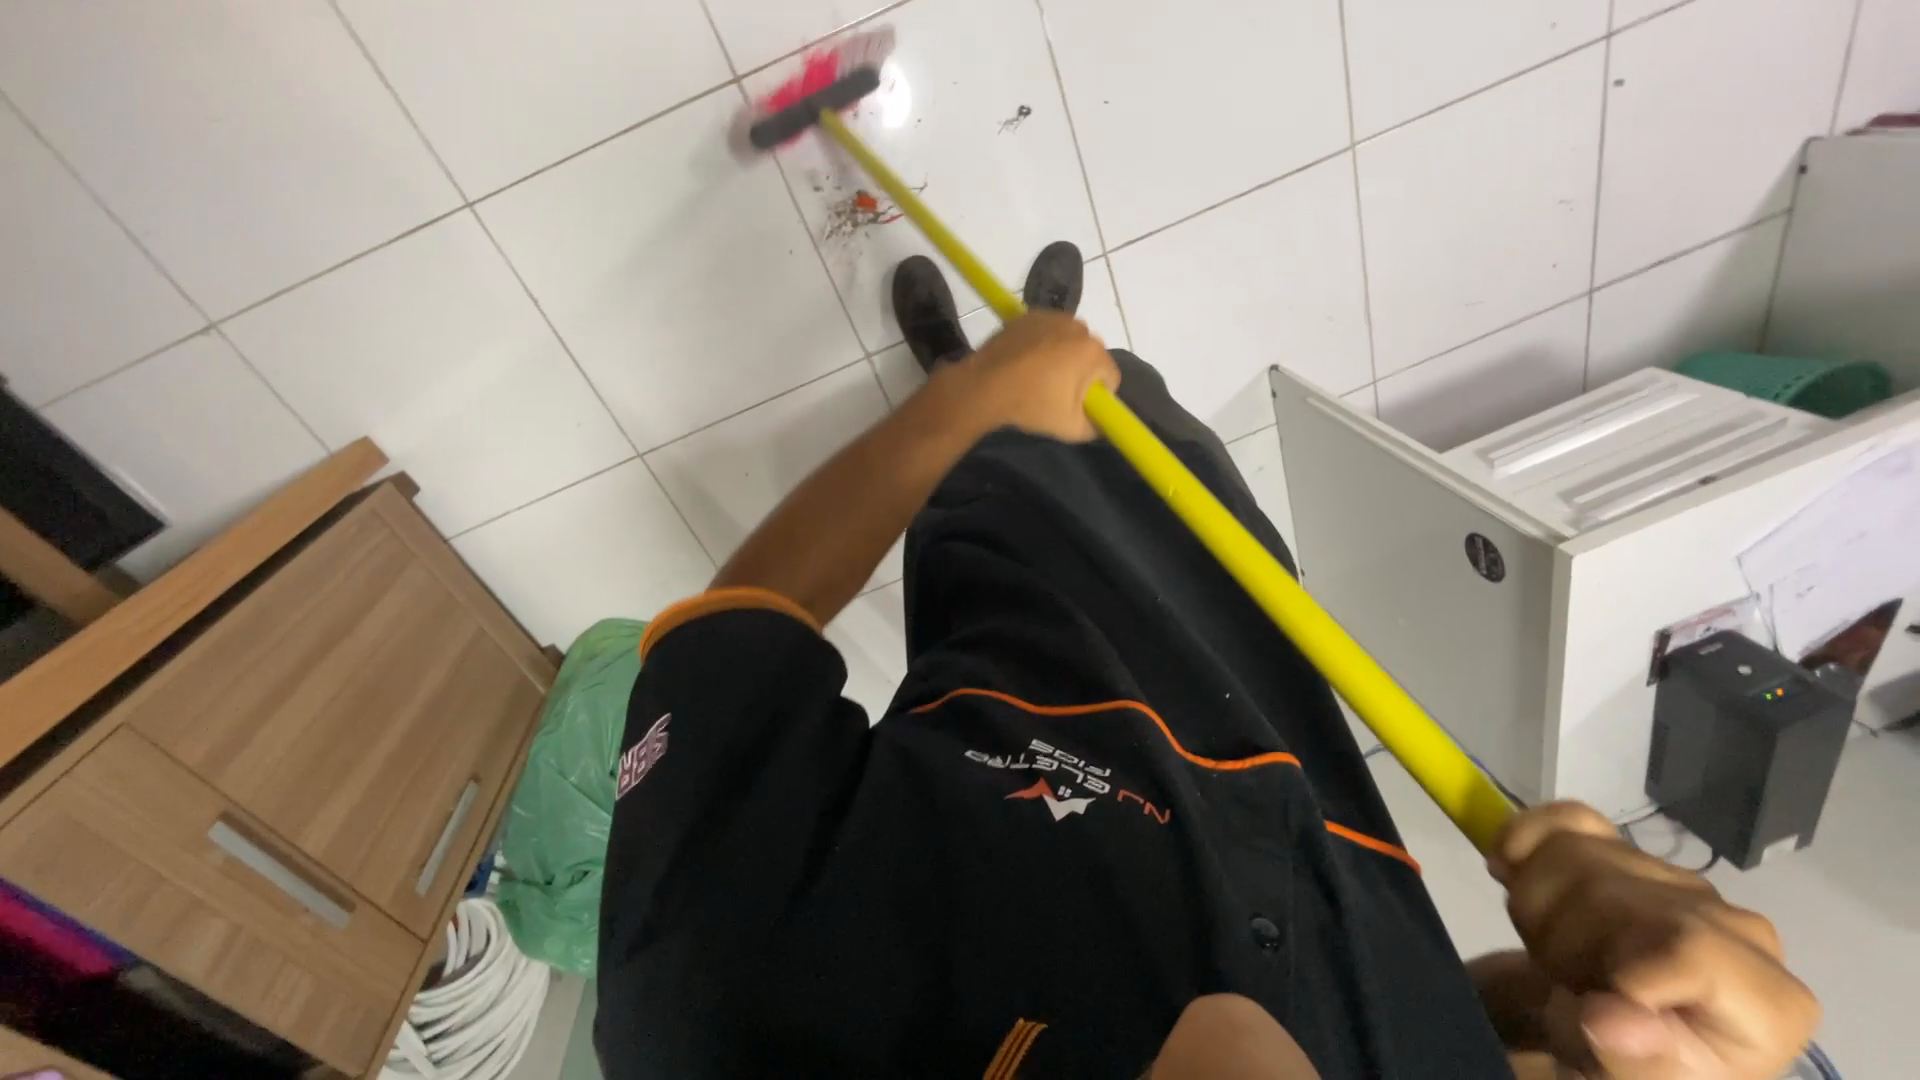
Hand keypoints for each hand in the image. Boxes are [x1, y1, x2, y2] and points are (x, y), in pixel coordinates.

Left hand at [931, 310, 1119, 441]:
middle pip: (1090, 356)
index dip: (1097, 396)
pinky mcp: (1030, 315)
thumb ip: (1097, 427)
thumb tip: (1103, 422)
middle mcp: (1079, 327)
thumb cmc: (1031, 406)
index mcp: (1094, 352)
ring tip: (1038, 377)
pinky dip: (1042, 344)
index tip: (1077, 406)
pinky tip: (1026, 362)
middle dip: (1080, 374)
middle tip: (1056, 393)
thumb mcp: (1072, 429)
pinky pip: (1048, 332)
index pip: (1110, 378)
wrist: (984, 386)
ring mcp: (1053, 317)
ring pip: (1069, 342)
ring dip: (1062, 356)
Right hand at [1489, 802, 1818, 1078]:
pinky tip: (1512, 870)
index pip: (1686, 945)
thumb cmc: (1637, 1066)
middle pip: (1612, 895)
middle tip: (1565, 984)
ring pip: (1575, 853)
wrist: (1605, 1031)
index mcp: (1767, 996)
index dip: (1616, 967)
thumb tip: (1611, 1017)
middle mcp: (1736, 925)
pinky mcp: (1624, 847)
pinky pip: (1565, 816)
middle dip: (1560, 940)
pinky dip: (1523, 838)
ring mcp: (1676, 877)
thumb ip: (1636, 1061)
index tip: (1592, 1000)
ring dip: (1533, 903)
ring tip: (1553, 949)